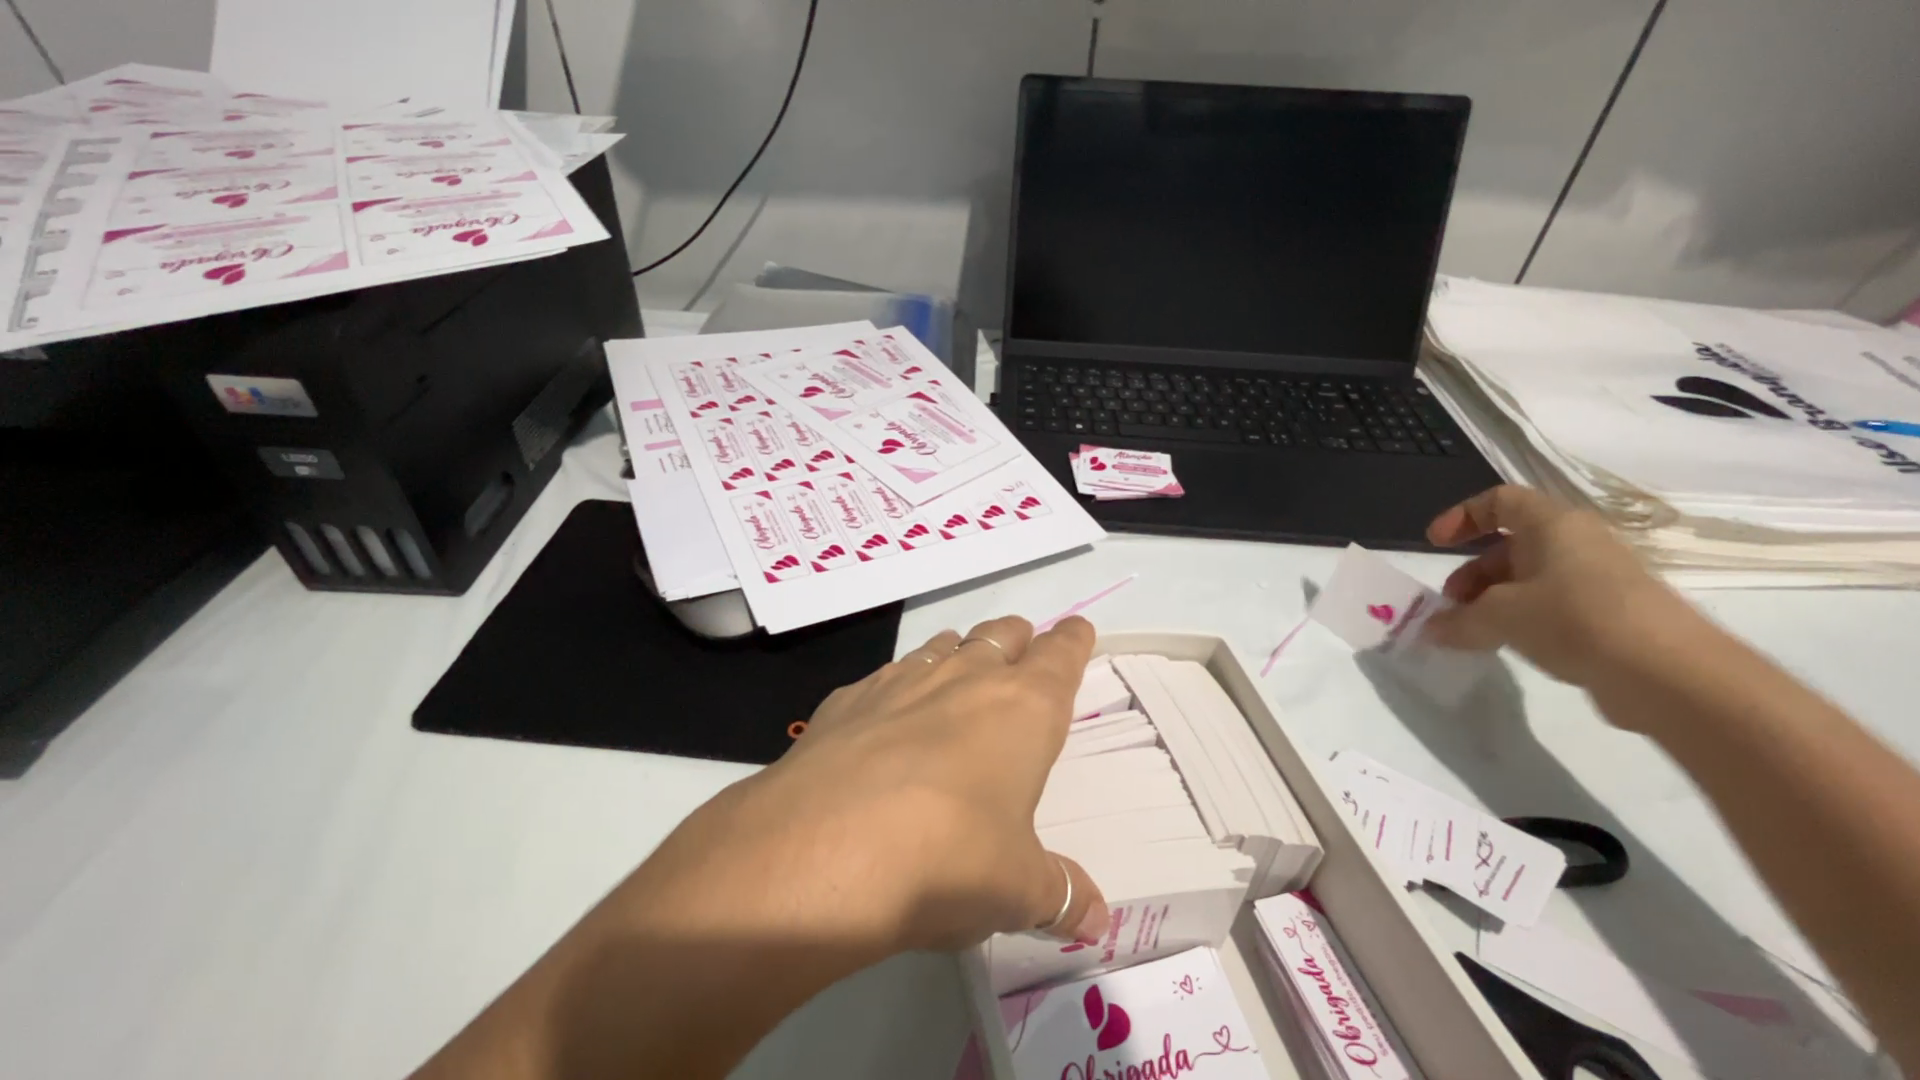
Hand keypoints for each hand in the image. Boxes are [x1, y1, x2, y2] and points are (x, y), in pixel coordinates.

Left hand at [752, 614, 1108, 951]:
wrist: (821, 851)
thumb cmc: (947, 860)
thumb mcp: (1017, 891)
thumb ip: (1060, 895)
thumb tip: (1098, 919)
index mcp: (1023, 710)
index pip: (1060, 657)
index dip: (1073, 641)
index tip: (1078, 630)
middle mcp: (963, 679)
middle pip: (1000, 635)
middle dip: (1017, 638)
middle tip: (1022, 650)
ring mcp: (898, 682)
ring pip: (941, 646)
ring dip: (957, 653)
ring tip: (960, 669)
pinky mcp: (845, 701)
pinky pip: (884, 678)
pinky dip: (898, 688)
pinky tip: (887, 719)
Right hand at [1421, 485, 1696, 687]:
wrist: (1667, 672)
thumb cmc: (1574, 619)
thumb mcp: (1500, 616)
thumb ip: (1458, 620)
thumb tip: (1431, 629)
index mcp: (1553, 524)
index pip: (1501, 501)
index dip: (1462, 516)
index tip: (1435, 545)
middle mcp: (1578, 543)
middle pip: (1512, 545)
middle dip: (1473, 573)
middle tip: (1452, 606)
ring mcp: (1598, 579)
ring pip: (1532, 579)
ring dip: (1494, 600)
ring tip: (1474, 633)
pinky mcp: (1611, 615)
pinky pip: (1554, 606)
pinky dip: (1524, 620)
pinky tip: (1510, 647)